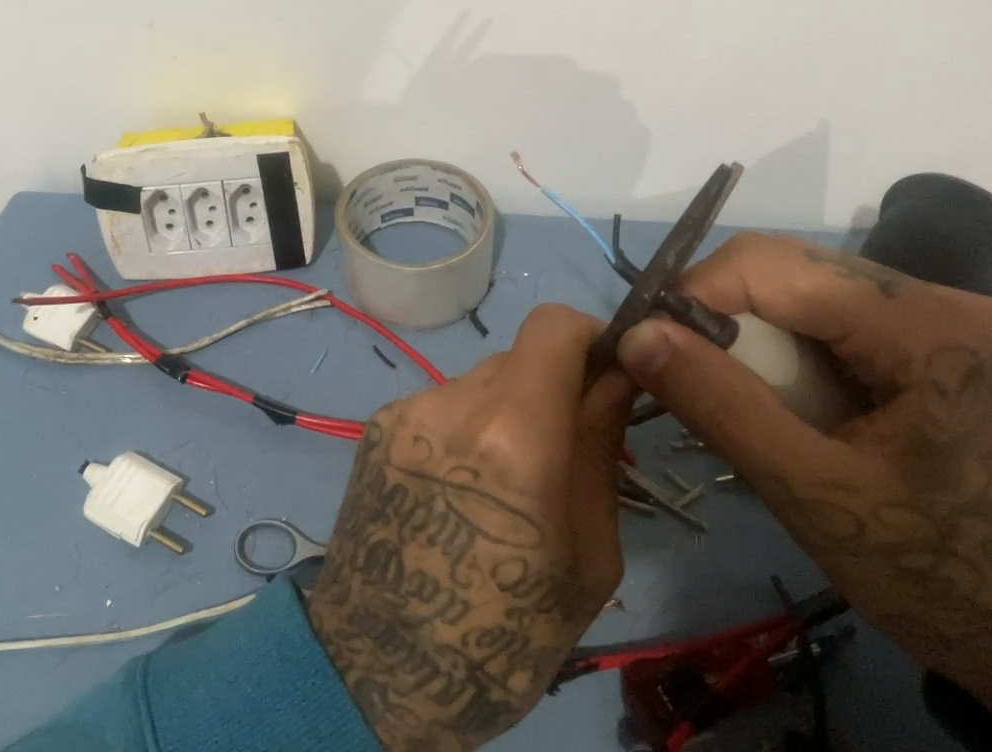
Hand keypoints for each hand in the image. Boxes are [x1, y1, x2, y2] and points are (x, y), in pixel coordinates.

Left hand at [306, 304, 631, 751]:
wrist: (377, 667)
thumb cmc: (506, 633)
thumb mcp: (588, 555)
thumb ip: (597, 448)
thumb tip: (616, 376)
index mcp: (511, 435)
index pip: (554, 325)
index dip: (591, 338)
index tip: (609, 377)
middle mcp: (449, 403)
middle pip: (520, 356)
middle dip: (553, 388)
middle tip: (564, 452)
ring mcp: (404, 413)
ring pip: (480, 382)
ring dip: (507, 411)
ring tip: (503, 487)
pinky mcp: (375, 430)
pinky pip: (442, 407)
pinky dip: (466, 430)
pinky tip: (460, 492)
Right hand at [617, 233, 991, 751]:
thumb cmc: (955, 587)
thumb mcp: (816, 496)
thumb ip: (719, 404)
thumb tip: (633, 334)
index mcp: (935, 329)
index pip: (772, 263)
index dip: (692, 294)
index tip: (648, 352)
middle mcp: (966, 307)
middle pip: (804, 277)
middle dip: (734, 325)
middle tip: (699, 393)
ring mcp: (985, 332)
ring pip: (832, 304)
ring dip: (775, 348)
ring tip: (765, 419)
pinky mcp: (986, 362)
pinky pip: (870, 333)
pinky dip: (819, 365)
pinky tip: (819, 422)